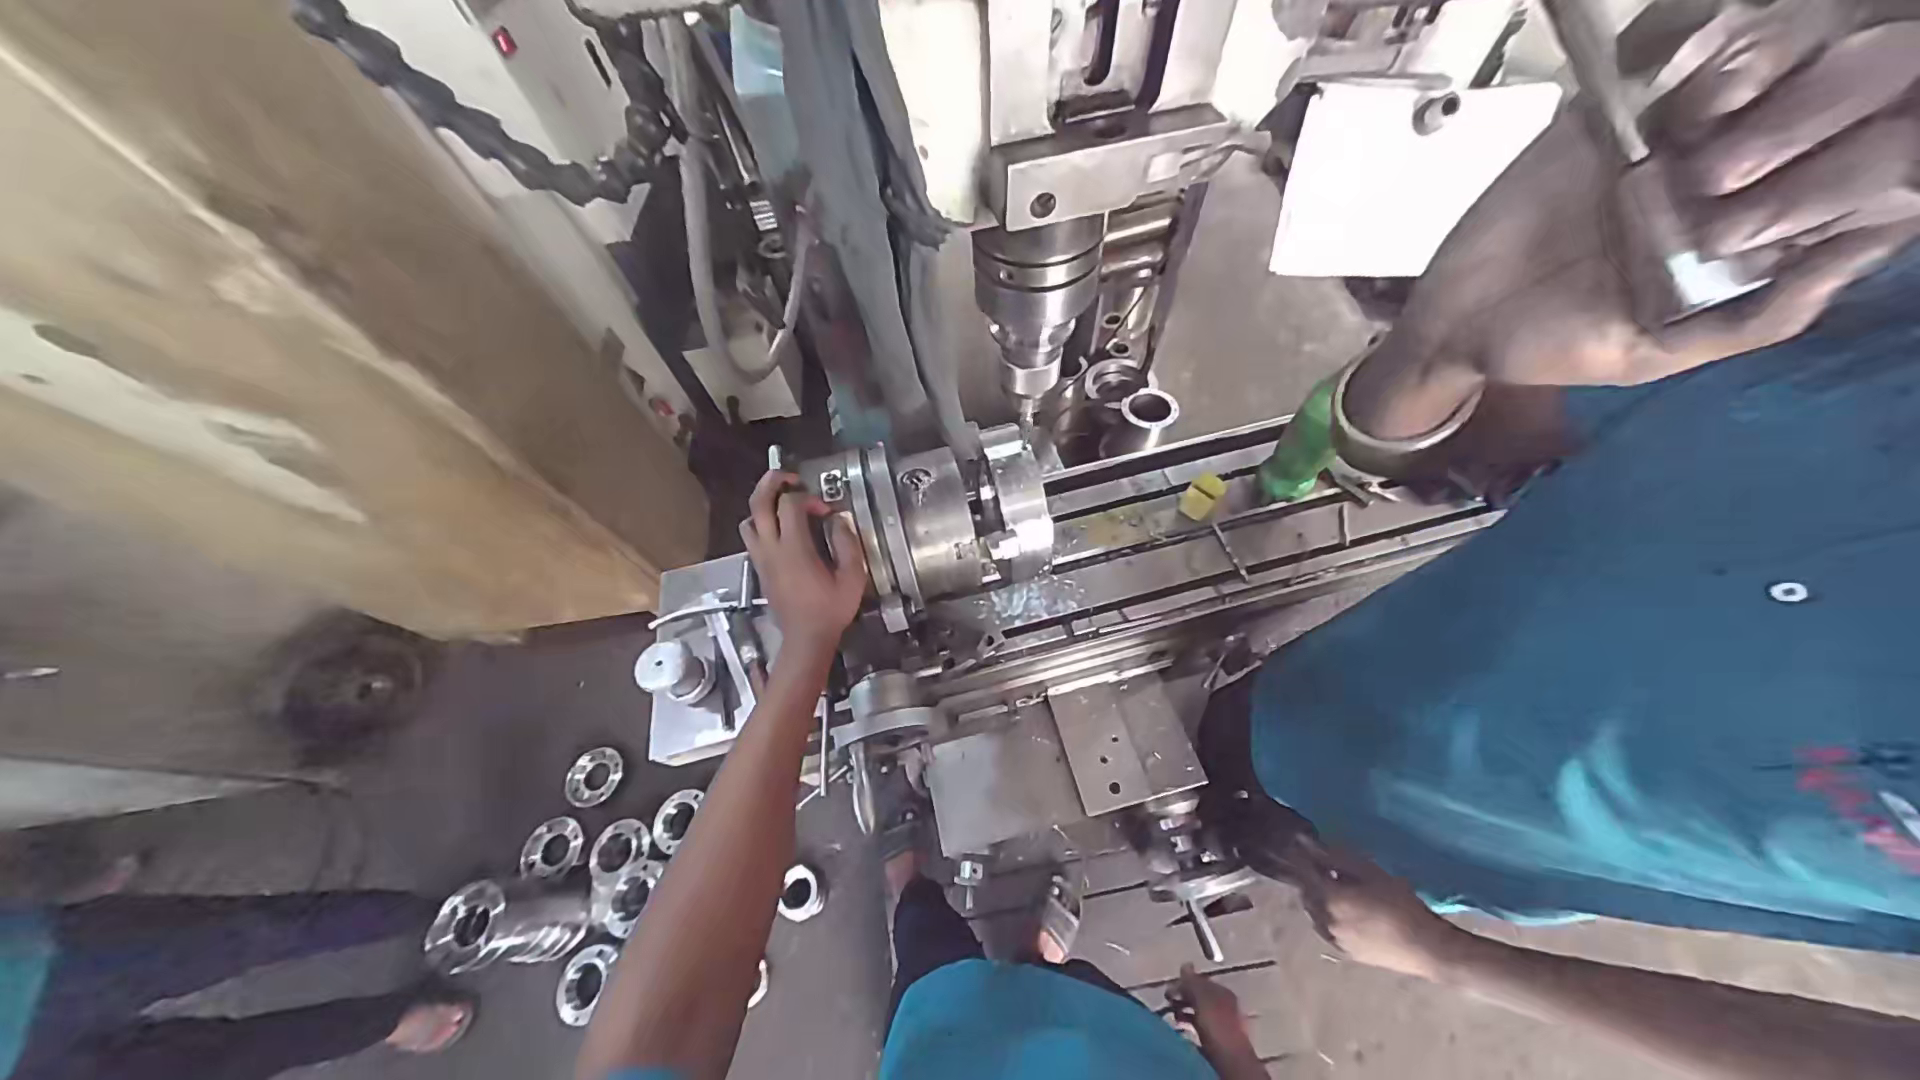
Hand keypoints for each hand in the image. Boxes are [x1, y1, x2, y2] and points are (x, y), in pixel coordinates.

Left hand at [737, 470, 866, 659]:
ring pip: (749, 519)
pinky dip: (762, 524)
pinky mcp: (758, 568)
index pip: (790, 505)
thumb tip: (838, 520)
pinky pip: (751, 536)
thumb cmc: (831, 609)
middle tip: (790, 478)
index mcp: (794, 549)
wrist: (806, 638)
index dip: (809, 498)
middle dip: (772, 482)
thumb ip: (847, 544)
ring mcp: (761, 559)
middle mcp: (771, 549)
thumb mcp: (852, 577)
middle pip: (758, 502)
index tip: (826, 511)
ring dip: (764, 505)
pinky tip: (781, 531)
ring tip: (783, 506)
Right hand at [1166, 964, 1260, 1075]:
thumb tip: (1184, 964)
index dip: (1184, 981)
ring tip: (1172, 1016)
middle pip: (1200, 996)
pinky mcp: (1220, 1042)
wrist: (1231, 1063)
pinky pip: (1201, 1028)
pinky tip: (1183, 1030)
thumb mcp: (1202, 999)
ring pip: (1200, 1012)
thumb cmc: (1217, 1027)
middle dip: (1183, 996)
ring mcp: (1224, 1024)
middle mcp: (1226, 1005)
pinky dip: (1190, 1026)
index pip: (1201, 980)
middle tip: (1167, 1000)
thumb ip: (1193, 981)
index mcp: (1224, 992)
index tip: (1169, 987)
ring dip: (1185, 1011)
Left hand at [1285, 838, 1468, 981]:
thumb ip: (1335, 857)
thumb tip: (1310, 843)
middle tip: (1324, 868)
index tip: (1304, 845)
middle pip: (1305, 890)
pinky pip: (1324, 927)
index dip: (1303, 855)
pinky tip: (1342, 910)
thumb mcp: (1369, 872)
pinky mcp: (1344, 952)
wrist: (1427, 948)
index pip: (1303, 869)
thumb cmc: (1400, 904)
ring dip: (1316, 896)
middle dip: (1310, 876)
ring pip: (1312, 910)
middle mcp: (1324, 918)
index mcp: (1329, 897)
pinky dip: (1325, 915)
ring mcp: (1333, 938)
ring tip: (1335, 889)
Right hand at [1382, 5, 1919, 397]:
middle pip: (1836, 89)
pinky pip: (1662, 55)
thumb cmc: (1542, 347)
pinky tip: (1670, 83)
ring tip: (1698, 120)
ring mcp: (1660, 143)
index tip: (1778, 208)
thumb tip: (1882, 236)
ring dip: (1762, 65)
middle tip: (1715, 177)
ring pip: (1769, 54)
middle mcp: (1723, 174)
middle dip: (1813, 110)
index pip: (1863, 161)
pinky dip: (1685, 42)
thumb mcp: (1648, 355)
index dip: (1860, 160)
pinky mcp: (1596, 125)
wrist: (1448, 330)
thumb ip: (1753, 319)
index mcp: (1753, 226)